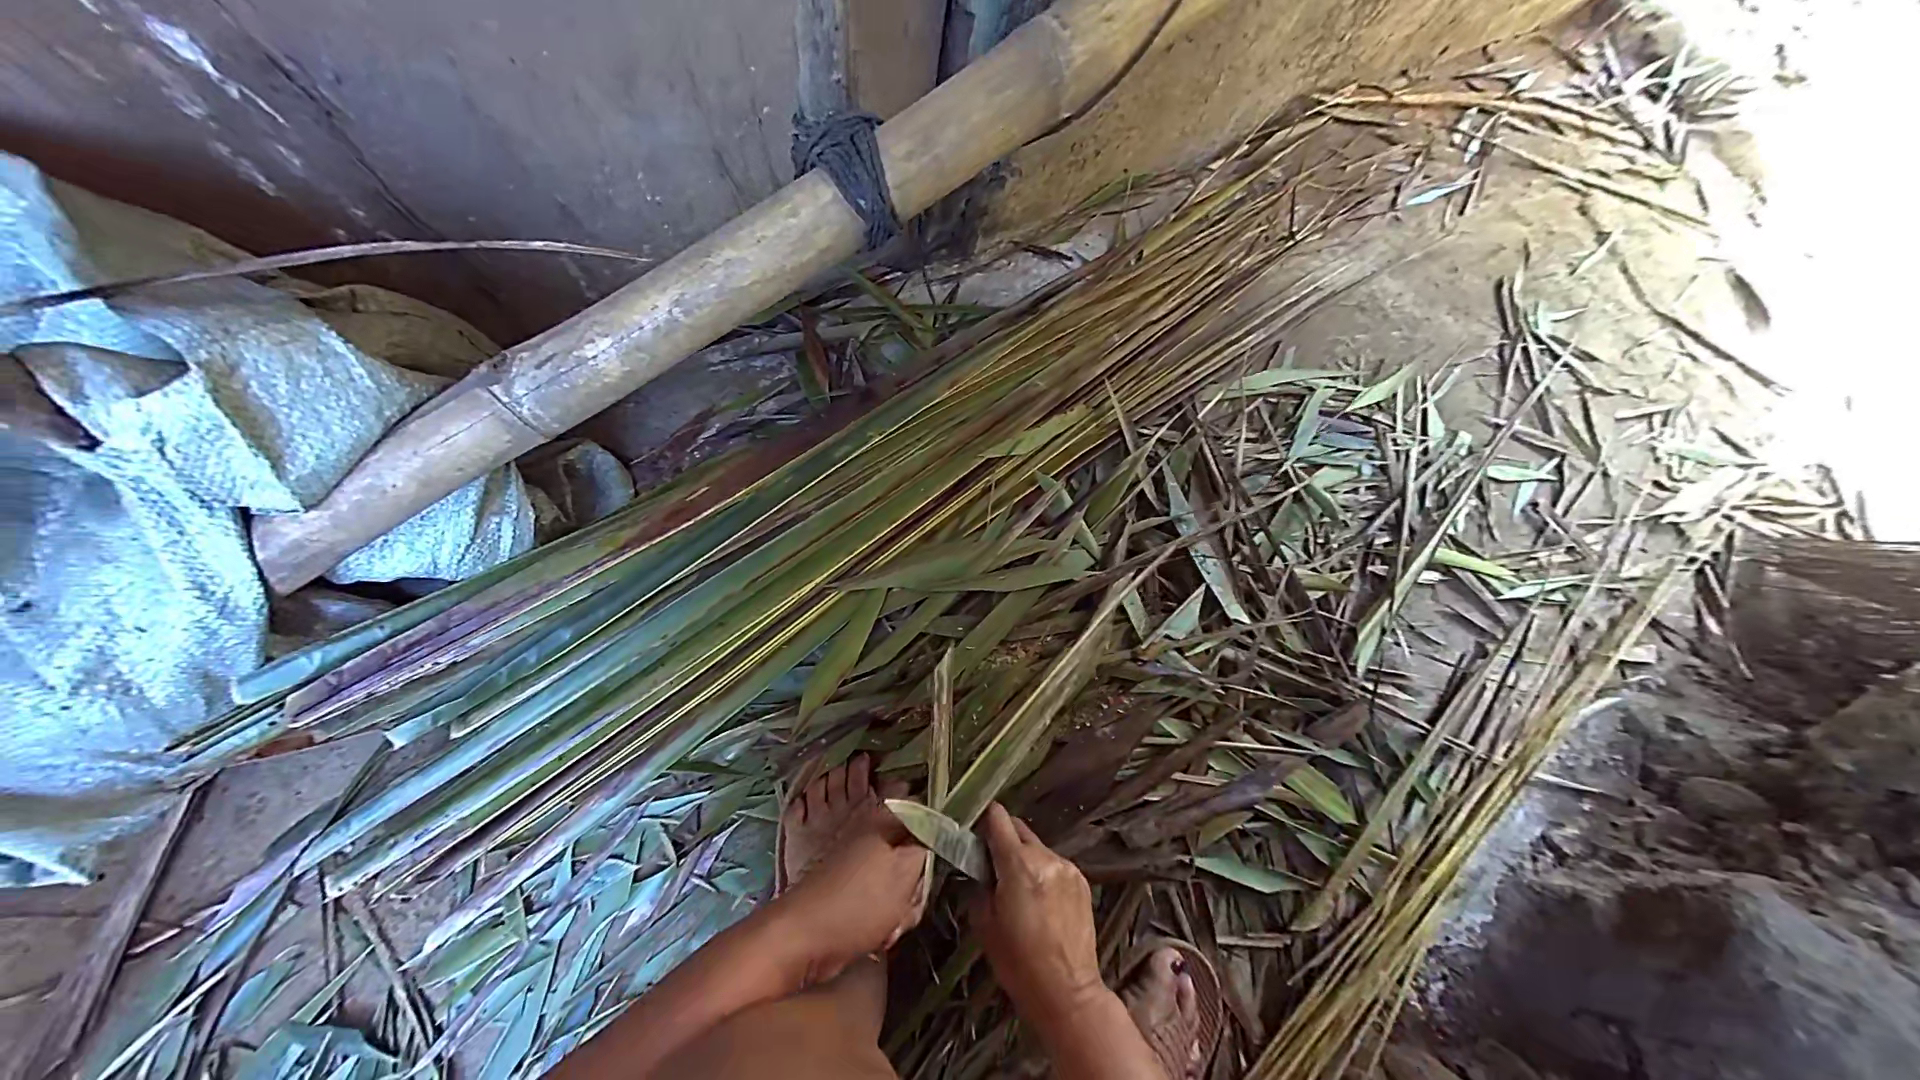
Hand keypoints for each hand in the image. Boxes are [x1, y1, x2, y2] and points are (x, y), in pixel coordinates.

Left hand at [767, 806, 926, 984]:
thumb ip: (927, 843)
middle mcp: (867, 836)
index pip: (922, 813)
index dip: (936, 837)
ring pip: (899, 882)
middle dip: (918, 883)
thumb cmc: (858, 900)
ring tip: (893, 925)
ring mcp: (855, 866)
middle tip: (911, 901)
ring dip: (903, 908)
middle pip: (912, 854)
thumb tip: (941, 825)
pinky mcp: (846, 895)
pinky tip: (881, 938)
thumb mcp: (906, 868)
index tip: (939, 859)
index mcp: (880, 819)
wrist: (801, 943)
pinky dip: (884, 921)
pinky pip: (880, 902)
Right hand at [972, 803, 1105, 1027]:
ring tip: (1019, 890)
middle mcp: (1045, 857)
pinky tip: (1041, 901)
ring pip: (1037, 847)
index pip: (998, 817)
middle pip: (1018, 828)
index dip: (983, 820)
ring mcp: (1067, 867)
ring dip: (1024, 858)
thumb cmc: (1018, 963)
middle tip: (992, 865)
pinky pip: (1054, 864)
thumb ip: (979, 883)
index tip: (974, 833)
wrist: (1067, 993)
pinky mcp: (1082, 881)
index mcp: (1018, 864)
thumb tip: (977, 864)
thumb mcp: (984, 924)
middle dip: (1002, 839)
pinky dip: (1043, 872)